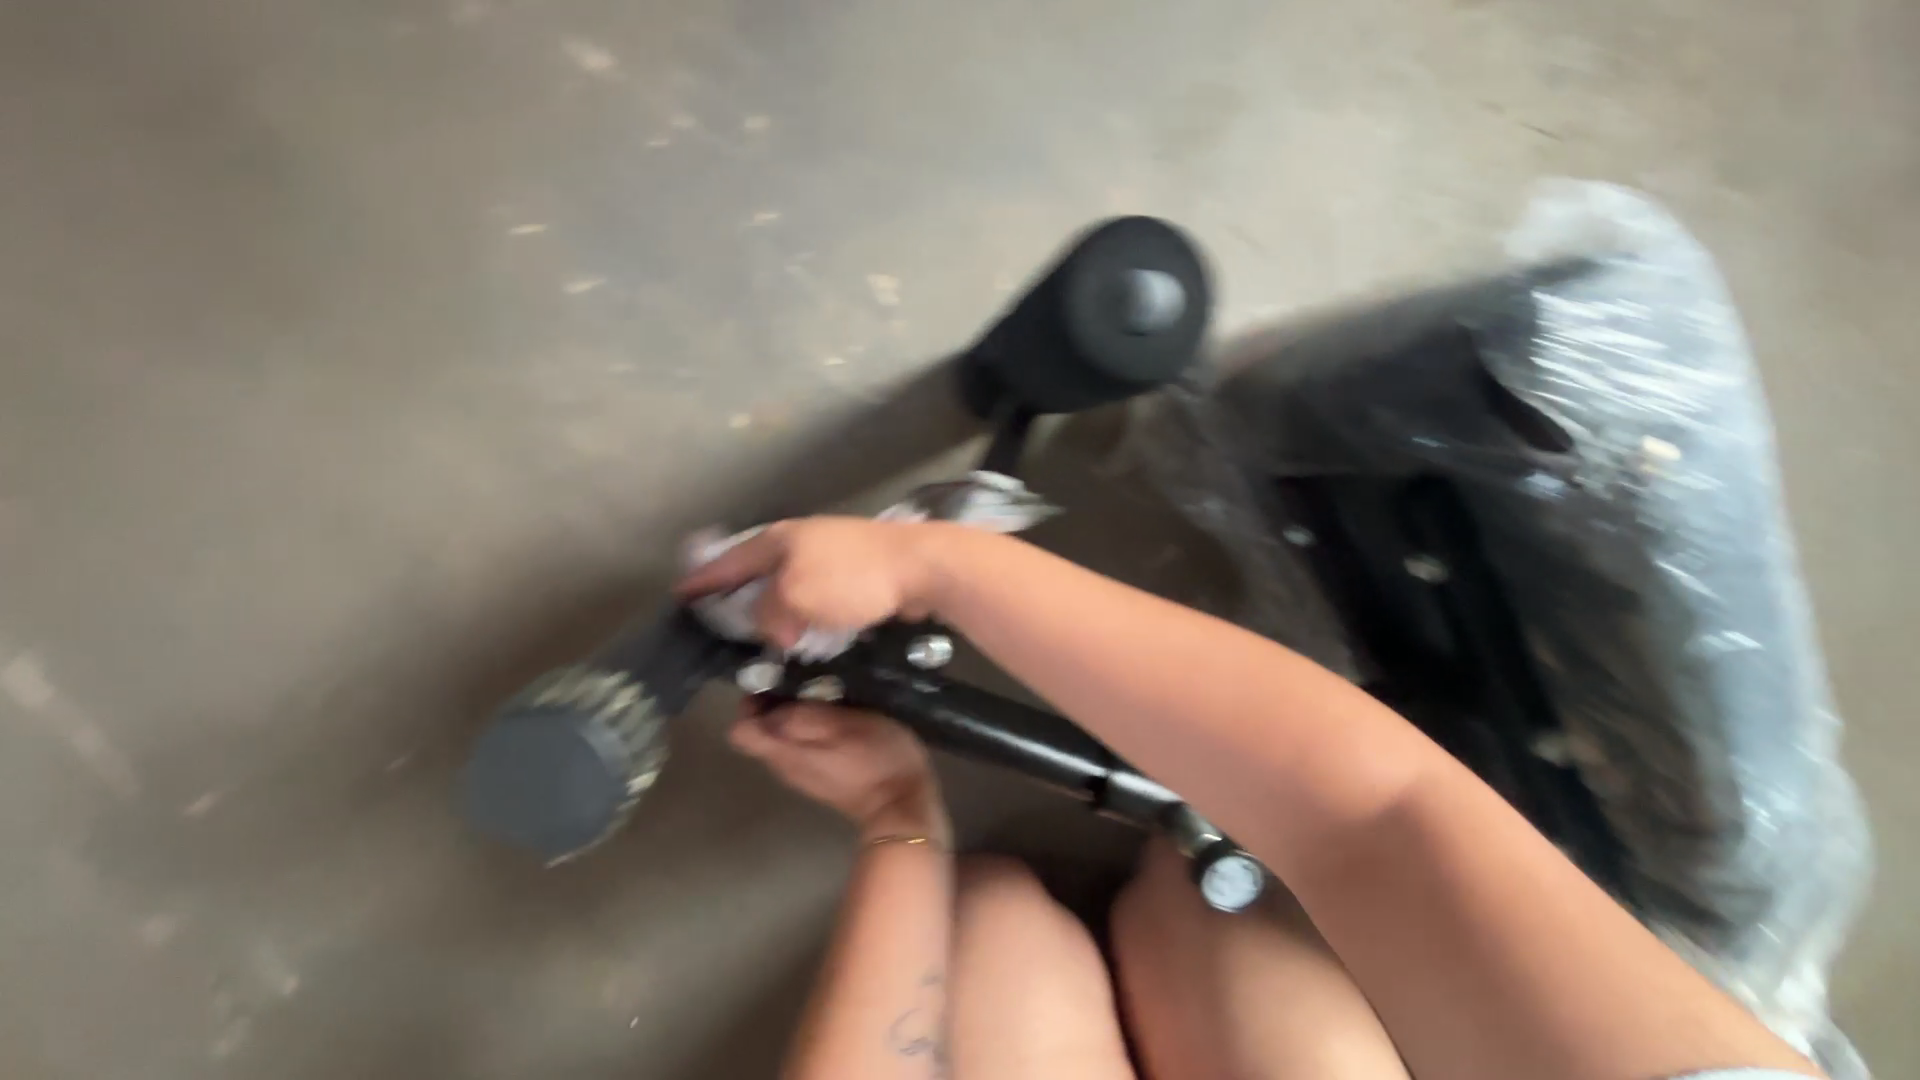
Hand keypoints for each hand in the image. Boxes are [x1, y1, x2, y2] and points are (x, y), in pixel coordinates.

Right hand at [675, 517, 945, 650]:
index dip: (704, 579)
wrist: (920, 567)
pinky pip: (819, 596)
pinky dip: (808, 614)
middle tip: (721, 620)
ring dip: (778, 608)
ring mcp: (833, 553)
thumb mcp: (795, 597)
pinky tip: (808, 633)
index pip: (730, 560)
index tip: (681, 594)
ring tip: (764, 636)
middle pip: (760, 569)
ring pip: (791, 584)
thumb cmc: (852, 578)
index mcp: (780, 539)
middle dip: (740, 593)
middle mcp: (803, 540)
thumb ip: (769, 614)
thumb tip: (773, 630)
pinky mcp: (859, 572)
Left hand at [729, 700, 949, 843]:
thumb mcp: (844, 725)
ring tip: (828, 693)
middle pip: (761, 732)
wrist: (903, 807)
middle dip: (776, 702)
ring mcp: (804, 774)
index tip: (776, 680)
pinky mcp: (823, 776)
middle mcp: (784, 766)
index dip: (752, 702)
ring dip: (798, 713)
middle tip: (807, 680)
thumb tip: (768, 709)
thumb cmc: (876, 760)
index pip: (740, 729)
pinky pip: (804, 746)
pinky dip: (814, 727)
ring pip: (784, 738)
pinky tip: (842, 716)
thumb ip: (802, 716)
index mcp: (783, 753)